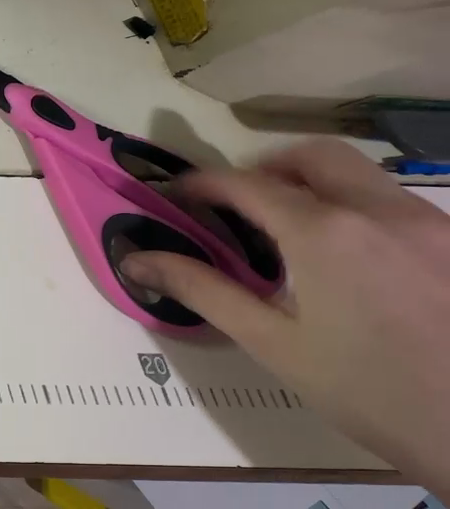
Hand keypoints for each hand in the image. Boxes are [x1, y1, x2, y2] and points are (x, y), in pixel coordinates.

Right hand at [121, 141, 449, 493]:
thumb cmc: (379, 396)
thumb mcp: (276, 346)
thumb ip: (202, 290)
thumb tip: (133, 260)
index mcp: (324, 231)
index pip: (243, 182)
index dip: (201, 185)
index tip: (178, 199)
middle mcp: (384, 214)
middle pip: (315, 157)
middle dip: (269, 169)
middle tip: (244, 206)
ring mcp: (440, 232)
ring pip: (366, 181)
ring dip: (321, 193)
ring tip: (302, 241)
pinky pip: (404, 212)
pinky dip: (366, 218)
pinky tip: (362, 268)